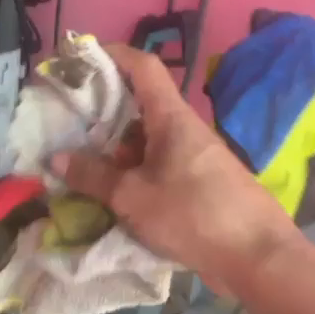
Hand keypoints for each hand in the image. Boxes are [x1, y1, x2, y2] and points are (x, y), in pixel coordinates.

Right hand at [51, 44, 297, 293]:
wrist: (258, 259)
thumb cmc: (194, 215)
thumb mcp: (133, 197)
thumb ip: (93, 176)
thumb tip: (56, 158)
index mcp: (171, 119)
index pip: (144, 67)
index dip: (113, 54)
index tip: (81, 57)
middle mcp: (184, 130)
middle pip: (139, 106)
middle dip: (102, 111)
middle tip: (66, 124)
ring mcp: (194, 157)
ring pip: (146, 140)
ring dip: (114, 149)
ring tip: (79, 165)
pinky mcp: (198, 184)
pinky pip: (156, 166)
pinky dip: (131, 172)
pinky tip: (110, 193)